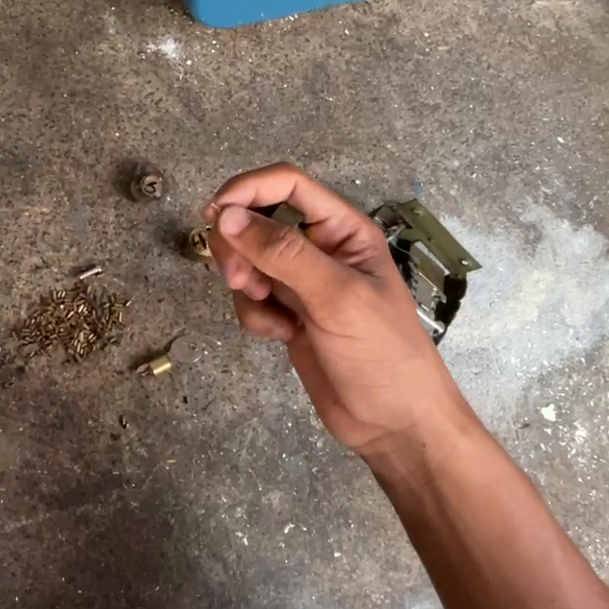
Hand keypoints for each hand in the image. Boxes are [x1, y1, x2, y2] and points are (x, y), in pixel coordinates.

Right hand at [206, 163, 466, 455]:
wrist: (394, 424)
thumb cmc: (381, 352)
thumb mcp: (335, 296)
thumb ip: (282, 252)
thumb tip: (225, 215)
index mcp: (342, 229)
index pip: (286, 184)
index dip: (247, 189)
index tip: (213, 213)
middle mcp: (319, 248)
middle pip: (256, 220)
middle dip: (239, 247)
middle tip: (238, 280)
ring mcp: (300, 283)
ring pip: (247, 261)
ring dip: (246, 284)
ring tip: (269, 313)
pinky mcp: (287, 314)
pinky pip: (250, 298)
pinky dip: (255, 315)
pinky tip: (282, 335)